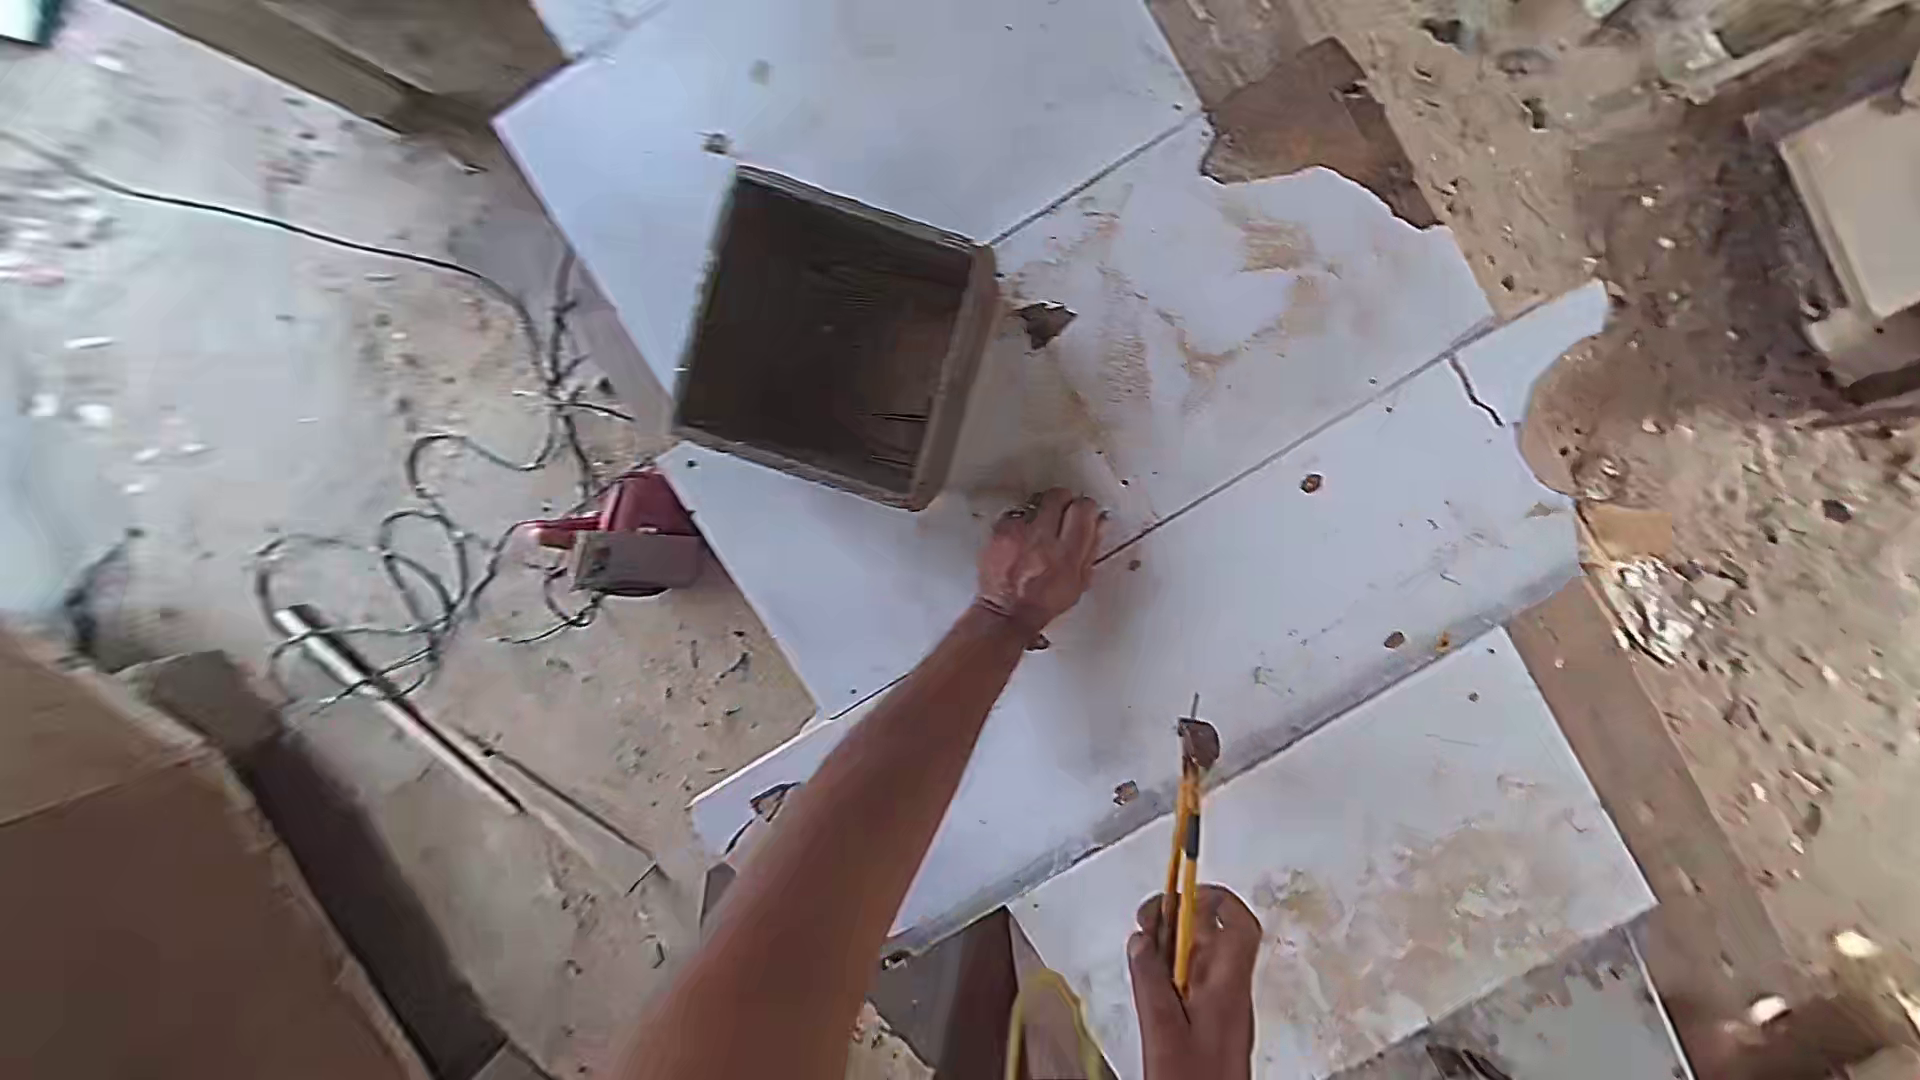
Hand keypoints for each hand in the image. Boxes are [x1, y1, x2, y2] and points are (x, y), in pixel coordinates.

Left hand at [975, 488, 1102, 635]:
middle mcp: (1041, 539)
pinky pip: (1014, 515)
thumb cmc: (1042, 603)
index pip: (1083, 509)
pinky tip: (1021, 537)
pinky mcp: (998, 533)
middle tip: (1063, 511)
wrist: (1006, 612)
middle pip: (1058, 496)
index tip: (1084, 510)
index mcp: (1065, 553)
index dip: (1086, 507)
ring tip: (1039, 530)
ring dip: (1041, 512)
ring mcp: (1017, 534)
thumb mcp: (1078, 583)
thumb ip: (1091, 549)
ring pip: (1035, 503)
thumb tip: (1099, 523)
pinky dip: (1019, 522)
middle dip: (1064, 500)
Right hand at [1128, 886, 1260, 1079]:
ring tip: (1142, 947)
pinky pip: (1189, 977)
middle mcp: (1228, 990)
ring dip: (1168, 943)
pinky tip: (1147, 976)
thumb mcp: (1163, 1030)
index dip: (1215, 898)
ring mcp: (1219, 1006)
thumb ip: (1149, 979)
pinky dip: (1166, 967)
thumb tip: (1141, 939)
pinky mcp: (1207, 1022)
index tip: (1182, 891)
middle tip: (1146, 921)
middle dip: (1177, 917)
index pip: (1240, 925)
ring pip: (1197, 954)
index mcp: (1228, 987)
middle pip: (1212, 934)